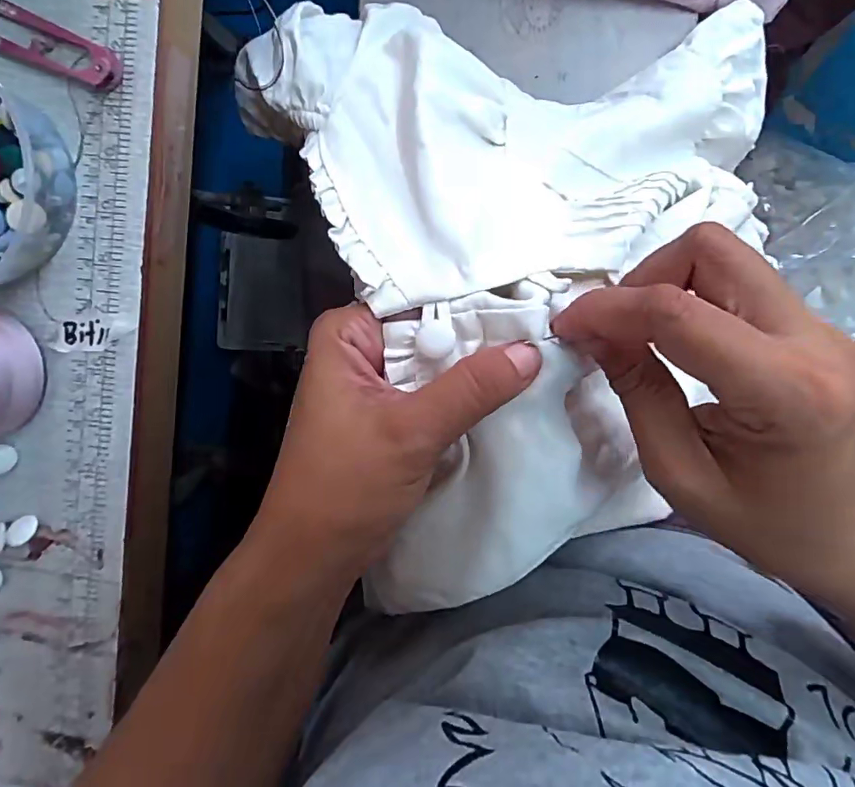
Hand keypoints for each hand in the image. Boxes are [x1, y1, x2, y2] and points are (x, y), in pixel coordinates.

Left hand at [254, 305, 540, 581]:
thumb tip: (530, 350)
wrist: (312, 556)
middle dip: (475, 333)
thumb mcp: (411, 431)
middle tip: (541, 327)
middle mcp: (355, 349)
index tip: (524, 298)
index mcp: (344, 334)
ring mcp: (371, 383)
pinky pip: (429, 390)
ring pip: (431, 361)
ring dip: (472, 365)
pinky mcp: (386, 414)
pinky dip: (459, 393)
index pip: (413, 299)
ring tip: (535, 351)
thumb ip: (470, 389)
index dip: (465, 298)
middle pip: (424, 329)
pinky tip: (506, 388)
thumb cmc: (346, 486)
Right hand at [552, 223, 854, 606]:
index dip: (608, 307)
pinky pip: (732, 275)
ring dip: (663, 278)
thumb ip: (636, 390)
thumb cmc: (764, 522)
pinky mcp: (808, 320)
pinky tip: (673, 334)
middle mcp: (812, 339)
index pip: (678, 312)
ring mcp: (817, 323)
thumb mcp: (678, 471)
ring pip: (721, 252)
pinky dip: (685, 289)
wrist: (851, 536)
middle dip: (643, 275)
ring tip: (639, 329)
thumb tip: (590, 329)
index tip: (566, 325)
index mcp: (786, 390)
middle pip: (710, 249)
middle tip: (615, 326)